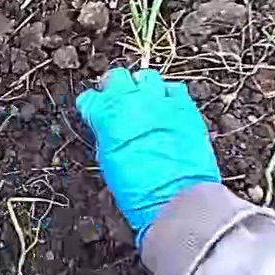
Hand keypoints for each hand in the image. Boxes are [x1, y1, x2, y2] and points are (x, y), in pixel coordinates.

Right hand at [76, 68, 220, 240]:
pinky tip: (167, 109)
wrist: (177, 199)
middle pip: (117, 76)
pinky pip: (174, 89)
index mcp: (106, 114)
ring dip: (143, 87)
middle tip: (118, 101)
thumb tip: (107, 127)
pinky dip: (168, 96)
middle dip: (115, 87)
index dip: (92, 106)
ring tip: (145, 102)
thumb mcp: (108, 161)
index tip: (95, 112)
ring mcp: (160, 101)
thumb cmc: (139, 189)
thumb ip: (105, 134)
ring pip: (147, 76)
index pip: (90, 98)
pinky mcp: (185, 107)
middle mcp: (131, 100)